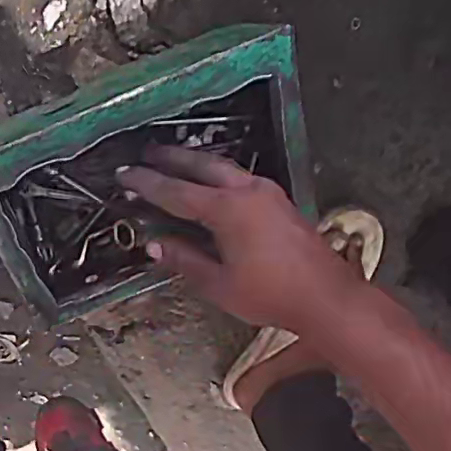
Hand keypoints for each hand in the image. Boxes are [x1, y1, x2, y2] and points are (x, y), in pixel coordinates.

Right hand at [117, 146, 362, 330]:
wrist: (326, 296)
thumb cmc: (270, 295)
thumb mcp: (219, 284)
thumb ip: (185, 260)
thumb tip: (155, 246)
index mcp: (228, 210)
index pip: (176, 192)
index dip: (147, 184)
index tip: (124, 175)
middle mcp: (248, 191)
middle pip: (202, 166)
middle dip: (171, 158)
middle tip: (146, 153)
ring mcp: (267, 193)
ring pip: (224, 168)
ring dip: (196, 163)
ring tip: (174, 161)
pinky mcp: (279, 201)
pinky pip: (240, 178)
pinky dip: (217, 175)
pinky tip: (210, 184)